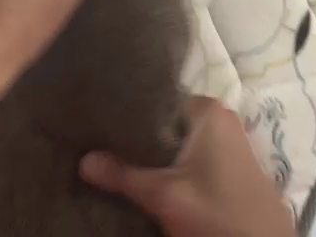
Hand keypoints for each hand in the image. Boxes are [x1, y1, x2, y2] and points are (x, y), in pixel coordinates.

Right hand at [80, 97, 296, 236]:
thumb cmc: (216, 215)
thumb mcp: (164, 196)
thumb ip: (124, 175)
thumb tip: (83, 160)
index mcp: (208, 109)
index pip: (157, 100)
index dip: (129, 116)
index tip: (102, 128)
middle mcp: (222, 117)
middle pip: (168, 122)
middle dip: (141, 138)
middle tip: (106, 148)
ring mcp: (230, 142)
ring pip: (181, 143)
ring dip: (157, 157)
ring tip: (121, 165)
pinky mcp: (233, 168)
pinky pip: (195, 158)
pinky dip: (175, 168)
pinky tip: (153, 182)